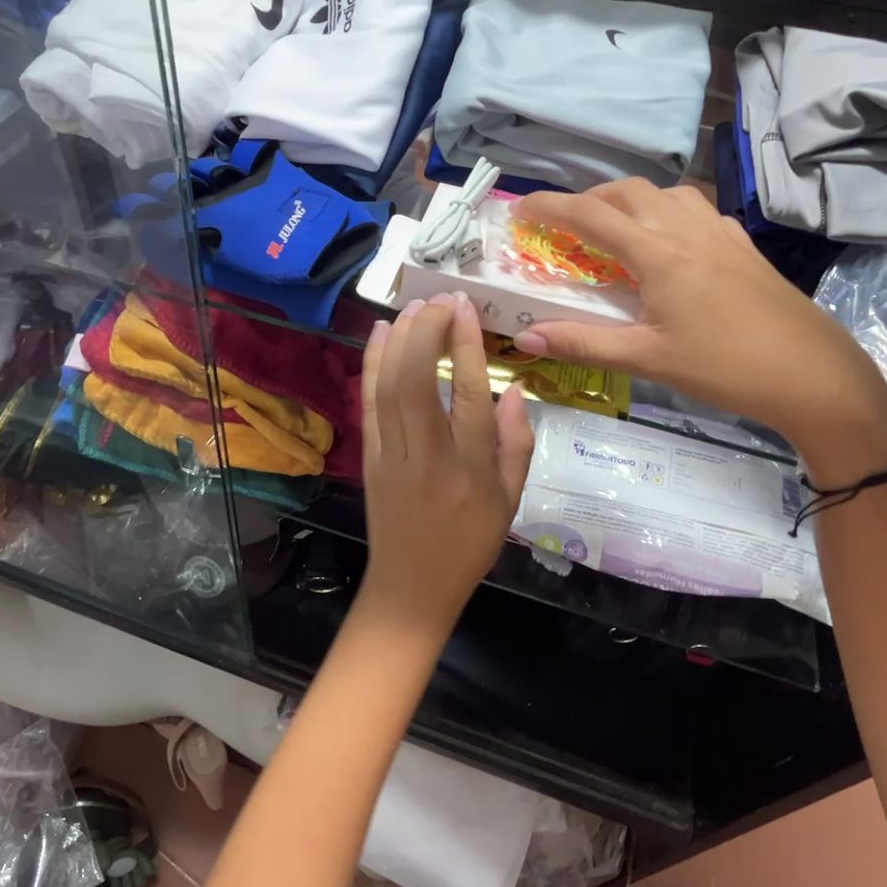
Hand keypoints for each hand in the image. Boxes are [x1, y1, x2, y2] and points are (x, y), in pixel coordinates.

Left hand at [358, 291, 534, 631]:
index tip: (466, 308)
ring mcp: (392, 457)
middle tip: (440, 299)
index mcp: (471, 470)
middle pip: (418, 383)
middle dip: (426, 332)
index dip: (466, 346)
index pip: (467, 396)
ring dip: (398, 341)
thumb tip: (513, 389)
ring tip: (413, 306)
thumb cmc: (469, 544)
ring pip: (388, 389)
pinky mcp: (368, 458)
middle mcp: (428, 458)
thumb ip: (517, 444)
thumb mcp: (511, 500)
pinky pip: (368, 405)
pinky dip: (371, 366)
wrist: (412, 586)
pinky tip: (380, 334)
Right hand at [510, 182, 886, 480]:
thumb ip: (583, 343)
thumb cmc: (725, 367)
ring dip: (631, 200)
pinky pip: (697, 210)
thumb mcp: (646, 359)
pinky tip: (668, 242)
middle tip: (564, 224)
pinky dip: (667, 212)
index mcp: (659, 254)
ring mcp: (721, 234)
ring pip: (667, 193)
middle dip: (589, 198)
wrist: (812, 374)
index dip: (551, 206)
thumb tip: (526, 338)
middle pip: (629, 191)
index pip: (592, 216)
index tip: (520, 208)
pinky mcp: (743, 247)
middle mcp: (688, 231)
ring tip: (614, 229)